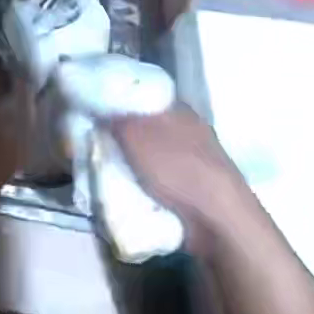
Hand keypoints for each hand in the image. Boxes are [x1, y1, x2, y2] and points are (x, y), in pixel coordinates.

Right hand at [109, 107, 256, 243]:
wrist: (217, 217)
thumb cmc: (175, 167)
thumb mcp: (134, 135)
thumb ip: (114, 118)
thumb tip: (98, 108)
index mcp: (178, 108)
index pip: (143, 96)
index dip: (119, 102)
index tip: (95, 112)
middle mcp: (190, 128)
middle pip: (147, 125)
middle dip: (123, 135)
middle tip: (97, 143)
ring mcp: (197, 158)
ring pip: (154, 153)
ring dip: (135, 161)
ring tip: (110, 170)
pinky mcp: (198, 186)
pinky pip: (163, 178)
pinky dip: (148, 183)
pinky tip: (132, 190)